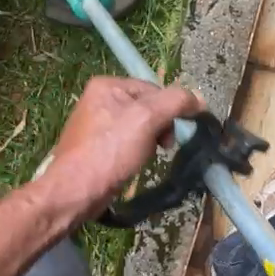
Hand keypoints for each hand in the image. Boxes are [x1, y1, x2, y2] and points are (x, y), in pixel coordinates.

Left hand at [26, 77, 202, 225]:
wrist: (76, 190)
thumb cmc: (110, 151)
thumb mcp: (147, 119)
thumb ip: (174, 102)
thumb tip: (198, 97)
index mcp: (107, 85)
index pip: (153, 89)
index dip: (169, 110)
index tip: (172, 133)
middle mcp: (98, 99)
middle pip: (146, 107)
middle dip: (159, 127)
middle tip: (162, 146)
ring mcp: (96, 123)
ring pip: (138, 126)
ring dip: (149, 141)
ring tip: (145, 156)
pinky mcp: (96, 145)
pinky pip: (126, 141)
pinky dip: (136, 151)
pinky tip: (133, 163)